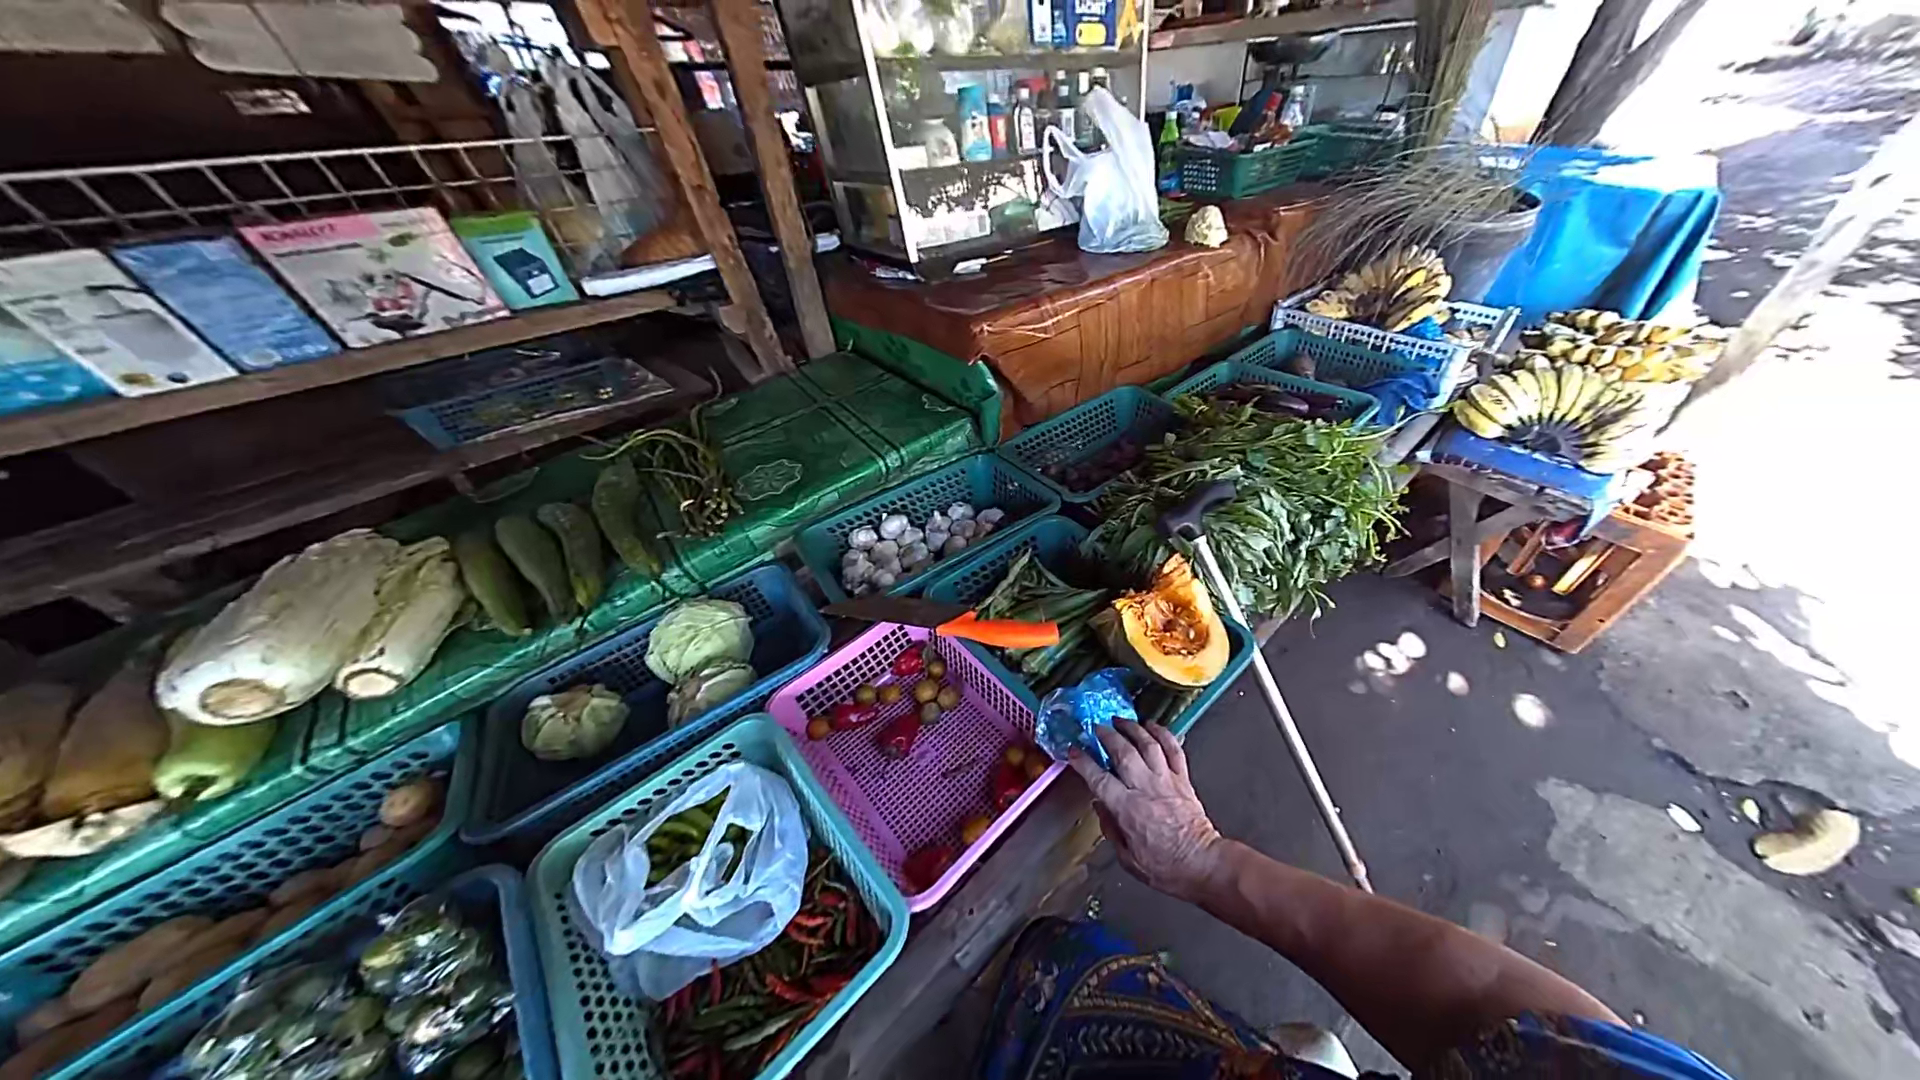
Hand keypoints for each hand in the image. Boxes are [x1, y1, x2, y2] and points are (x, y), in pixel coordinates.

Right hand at [1068, 720, 1223, 902]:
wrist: (1205, 866)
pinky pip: (1173, 750)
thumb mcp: (1128, 858)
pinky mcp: (1183, 780)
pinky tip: (1152, 726)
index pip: (1099, 778)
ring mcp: (1166, 781)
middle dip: (1107, 735)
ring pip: (1147, 744)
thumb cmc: (1166, 867)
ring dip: (1132, 728)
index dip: (1083, 762)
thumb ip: (1111, 828)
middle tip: (1097, 727)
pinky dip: (1163, 734)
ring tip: (1120, 720)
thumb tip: (1099, 806)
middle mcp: (1145, 788)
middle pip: (1123, 752)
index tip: (1074, 751)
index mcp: (1127, 808)